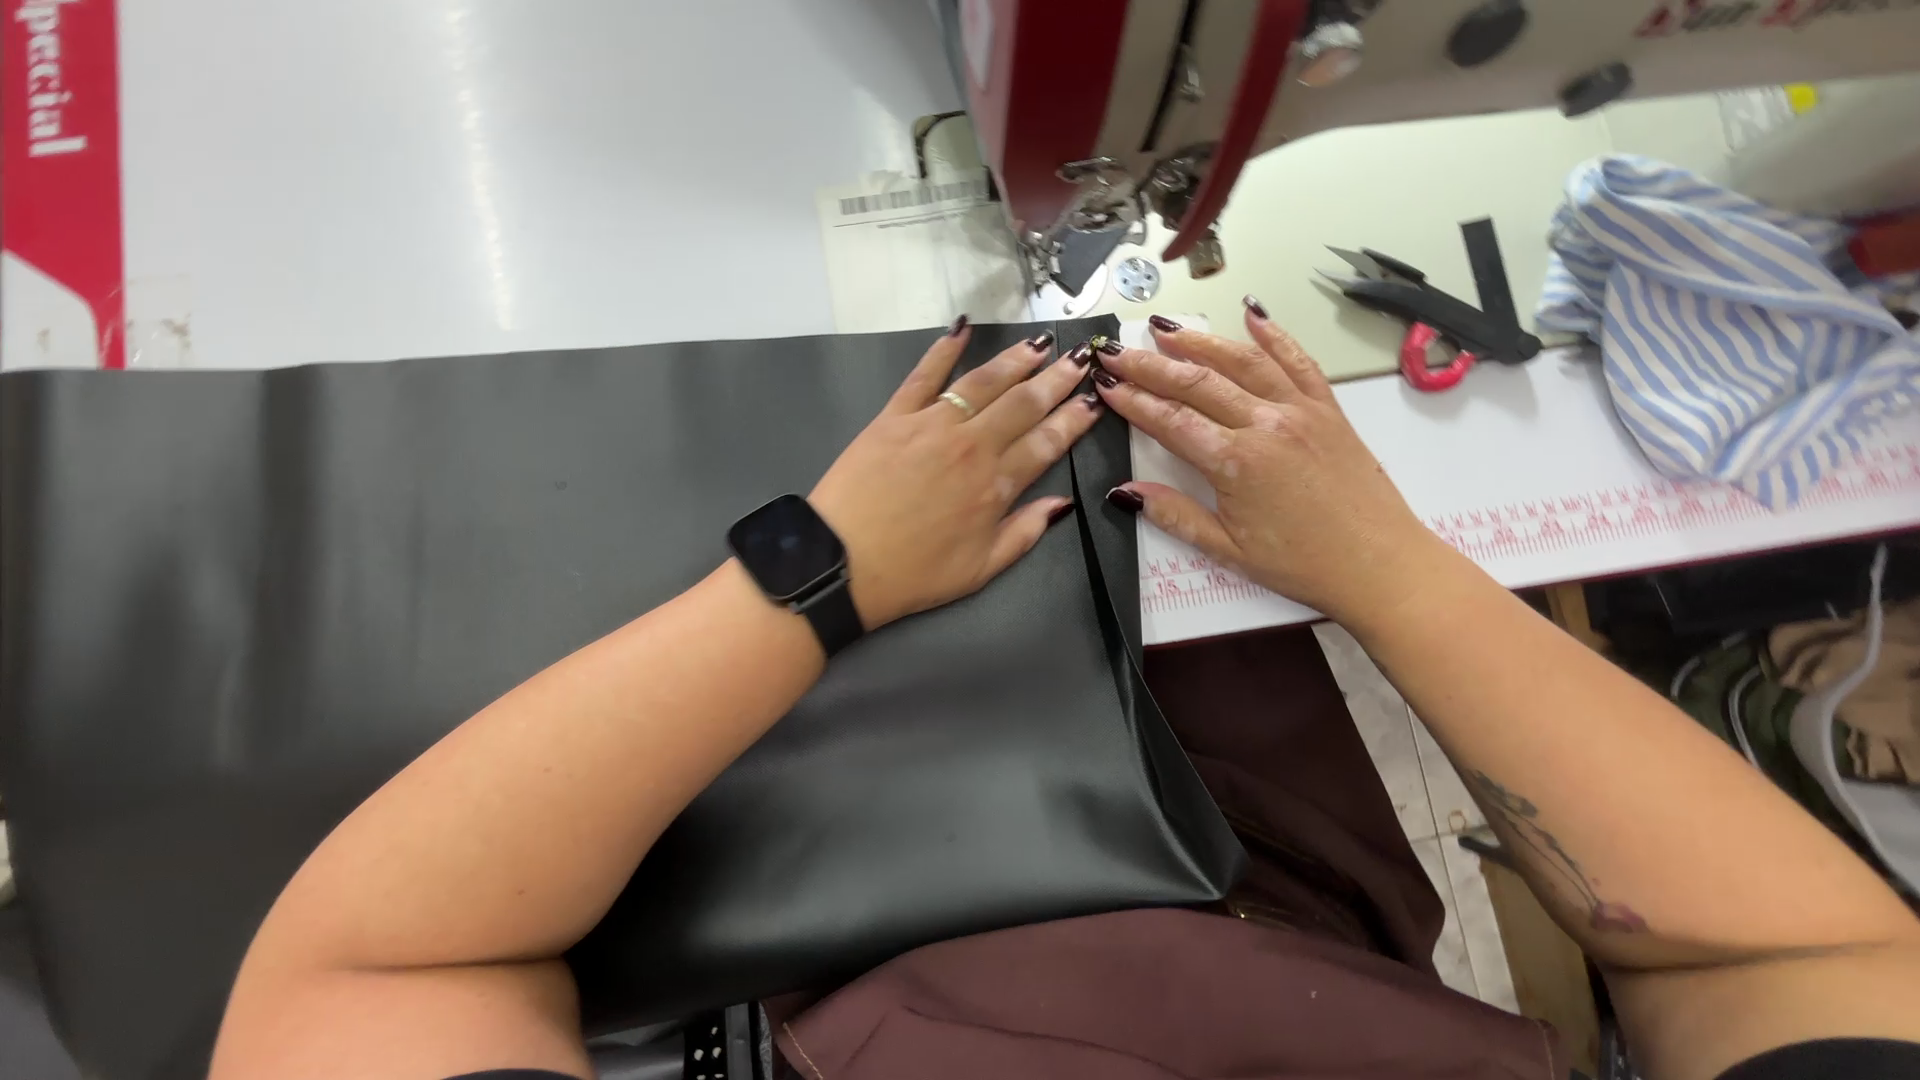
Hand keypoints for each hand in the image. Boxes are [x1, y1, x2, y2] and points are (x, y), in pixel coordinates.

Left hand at [809, 321, 1104, 628]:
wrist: (843, 564)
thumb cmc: (914, 575)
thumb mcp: (981, 569)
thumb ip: (1025, 533)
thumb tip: (1061, 502)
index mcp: (996, 486)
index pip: (1047, 442)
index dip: (1075, 419)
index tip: (1094, 399)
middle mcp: (972, 446)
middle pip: (1024, 404)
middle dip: (1057, 378)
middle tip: (1080, 357)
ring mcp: (932, 425)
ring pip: (983, 382)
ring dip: (1015, 360)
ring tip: (1039, 344)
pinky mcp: (894, 417)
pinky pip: (924, 375)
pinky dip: (943, 349)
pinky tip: (962, 329)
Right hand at [1093, 307, 1449, 622]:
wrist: (1381, 563)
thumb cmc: (1303, 563)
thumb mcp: (1227, 549)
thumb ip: (1174, 515)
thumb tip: (1124, 492)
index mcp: (1237, 462)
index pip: (1170, 420)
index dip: (1133, 401)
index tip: (1105, 385)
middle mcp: (1267, 424)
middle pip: (1197, 383)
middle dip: (1150, 364)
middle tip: (1115, 350)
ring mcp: (1301, 411)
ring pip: (1242, 362)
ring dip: (1200, 342)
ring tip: (1166, 328)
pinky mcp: (1328, 409)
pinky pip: (1297, 361)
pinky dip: (1273, 335)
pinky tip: (1252, 313)